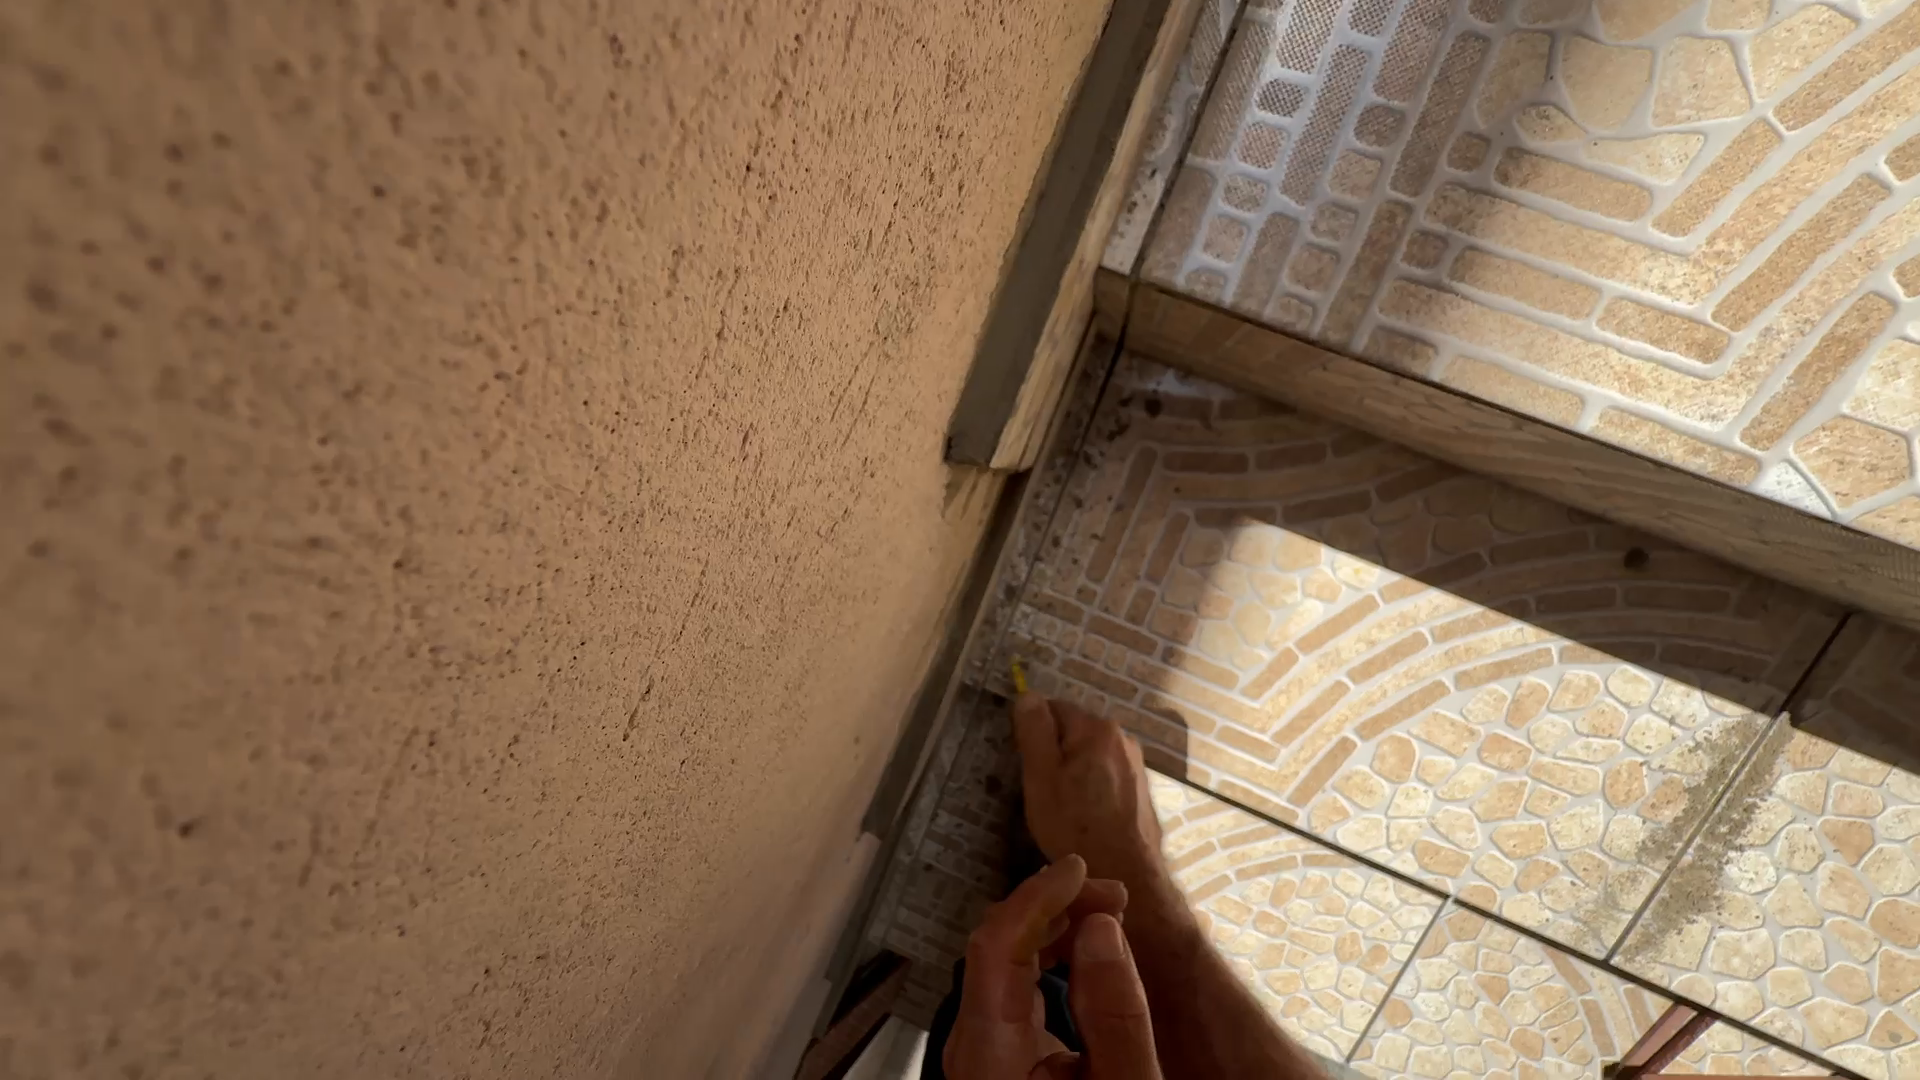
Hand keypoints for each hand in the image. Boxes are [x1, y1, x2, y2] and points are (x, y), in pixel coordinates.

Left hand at [944, 855, 1160, 1079]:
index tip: (1081, 868)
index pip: (994, 942)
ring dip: (1055, 927)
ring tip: (1108, 914)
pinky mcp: (996, 1056)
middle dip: (1054, 905)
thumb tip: (1101, 925)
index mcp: (988, 1050)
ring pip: (1005, 961)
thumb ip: (1114, 1014)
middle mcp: (972, 1041)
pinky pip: (1014, 988)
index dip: (1035, 895)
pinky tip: (1084, 952)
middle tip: (1115, 896)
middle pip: (998, 944)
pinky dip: (1050, 958)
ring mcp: (980, 1048)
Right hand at [1013, 695, 1162, 887]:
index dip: (1035, 735)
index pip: (1053, 708)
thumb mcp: (1041, 778)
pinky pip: (1106, 772)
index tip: (1030, 768)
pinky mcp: (1140, 786)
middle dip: (1056, 753)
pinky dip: (1092, 785)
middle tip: (1045, 791)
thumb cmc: (1075, 826)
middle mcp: (1121, 736)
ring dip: (1075, 770)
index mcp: (1096, 728)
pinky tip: (1088, 814)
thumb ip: (1034, 731)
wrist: (1126, 875)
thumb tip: (1027, 695)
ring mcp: (1135, 762)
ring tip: (1066, 806)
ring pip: (1090, 753)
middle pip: (1073, 730)